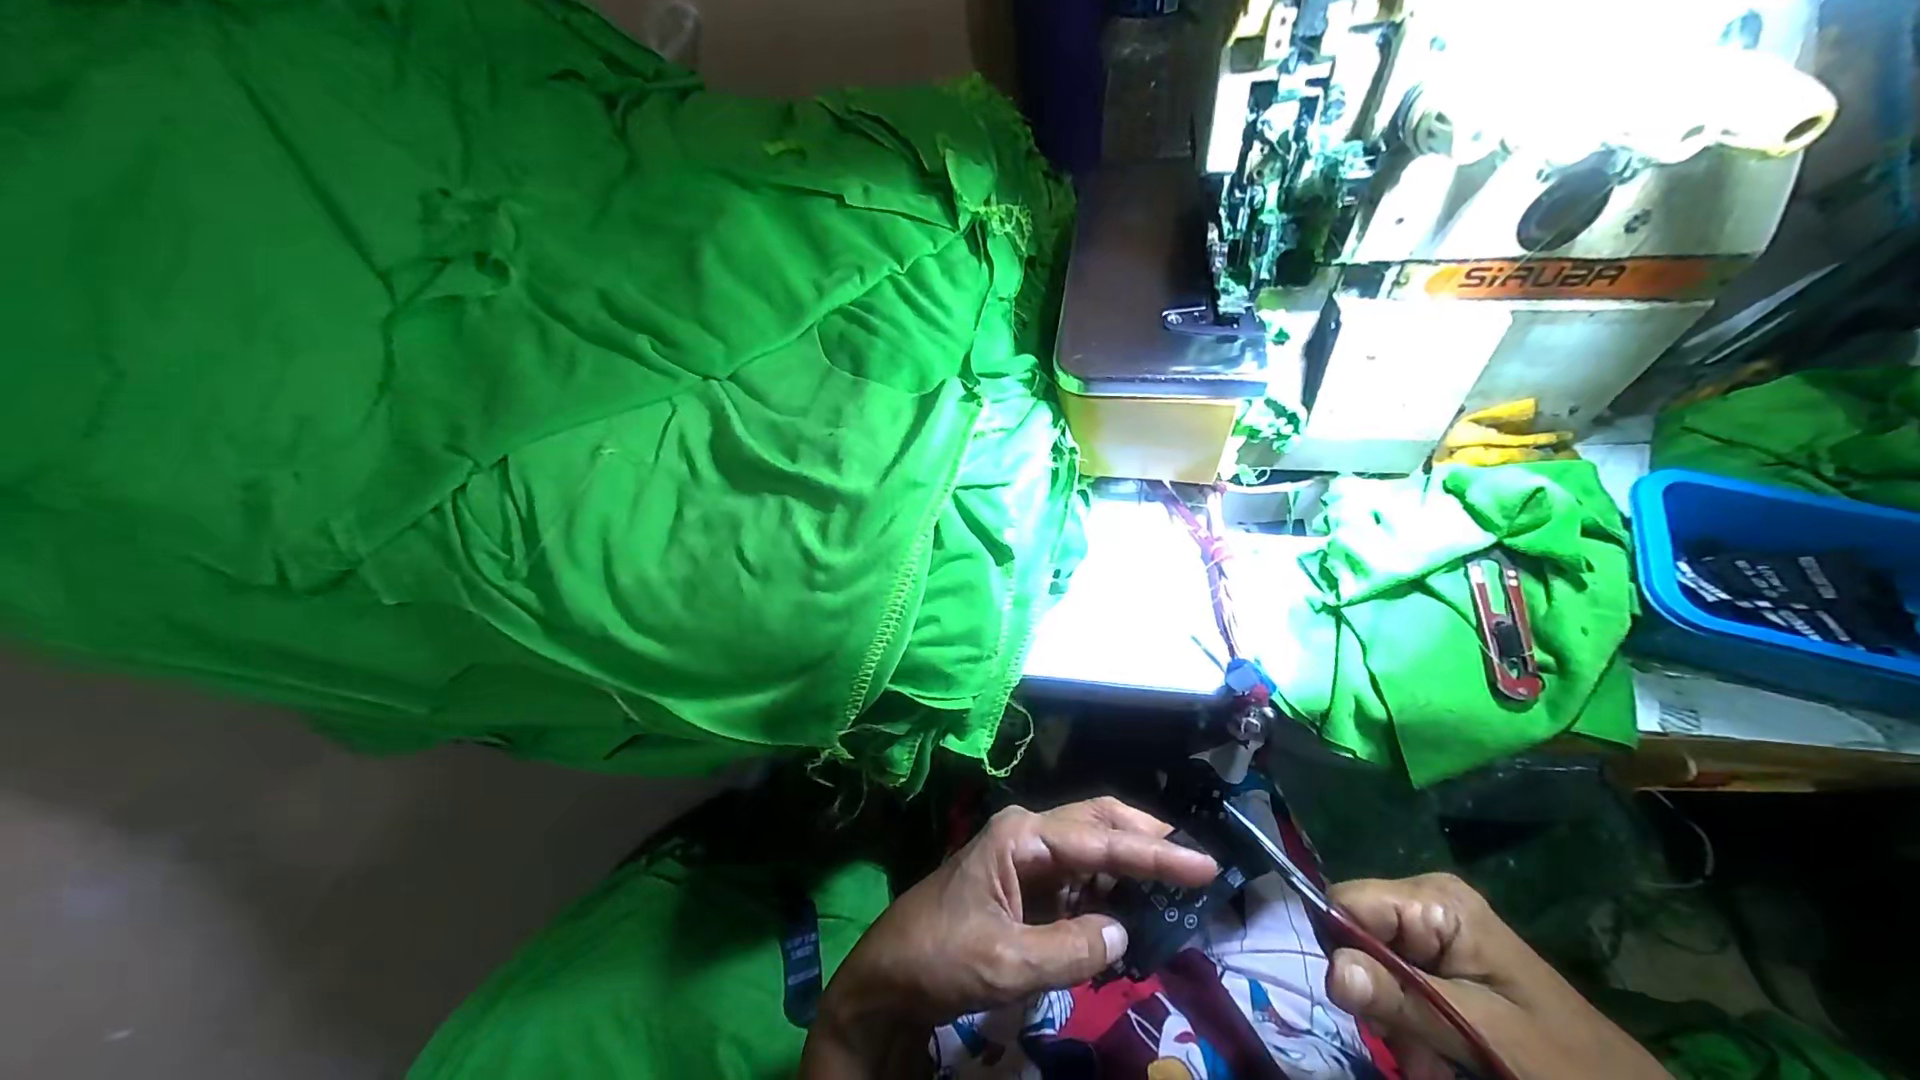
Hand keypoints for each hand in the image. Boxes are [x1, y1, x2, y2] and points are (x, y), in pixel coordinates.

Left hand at [801, 798, 1217, 1077]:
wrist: (888, 978)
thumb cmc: (940, 959)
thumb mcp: (1008, 963)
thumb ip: (1072, 949)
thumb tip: (1122, 933)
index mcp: (1021, 837)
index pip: (1102, 841)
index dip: (1157, 854)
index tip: (1205, 866)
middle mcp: (1025, 835)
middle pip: (1098, 822)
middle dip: (1145, 836)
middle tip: (1193, 859)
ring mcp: (1022, 858)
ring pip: (1089, 847)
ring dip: (1128, 862)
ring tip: (1173, 883)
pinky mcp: (1021, 884)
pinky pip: (1075, 877)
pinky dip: (1106, 889)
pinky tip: (1127, 909)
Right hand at [1324, 874, 1666, 1079]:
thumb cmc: (1563, 1059)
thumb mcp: (1483, 1032)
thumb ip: (1406, 998)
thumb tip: (1332, 971)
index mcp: (1436, 901)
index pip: (1345, 903)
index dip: (1344, 953)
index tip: (1373, 1009)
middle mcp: (1425, 902)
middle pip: (1354, 934)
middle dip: (1374, 994)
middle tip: (1413, 1048)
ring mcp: (1431, 930)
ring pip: (1368, 964)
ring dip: (1391, 1018)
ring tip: (1431, 1061)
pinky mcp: (1437, 959)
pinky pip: (1392, 980)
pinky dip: (1405, 1023)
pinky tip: (1435, 1053)